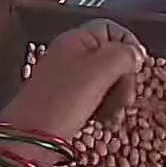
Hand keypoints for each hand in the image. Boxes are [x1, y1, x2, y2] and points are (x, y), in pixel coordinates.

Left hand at [0, 20, 146, 139]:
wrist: (28, 137)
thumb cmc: (62, 101)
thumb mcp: (97, 72)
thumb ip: (121, 55)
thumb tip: (136, 52)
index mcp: (76, 40)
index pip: (111, 29)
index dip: (128, 45)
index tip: (137, 68)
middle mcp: (71, 55)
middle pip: (111, 56)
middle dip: (124, 77)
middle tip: (126, 100)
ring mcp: (67, 78)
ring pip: (105, 80)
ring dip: (116, 96)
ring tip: (114, 115)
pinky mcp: (65, 101)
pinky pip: (94, 98)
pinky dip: (103, 108)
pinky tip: (104, 121)